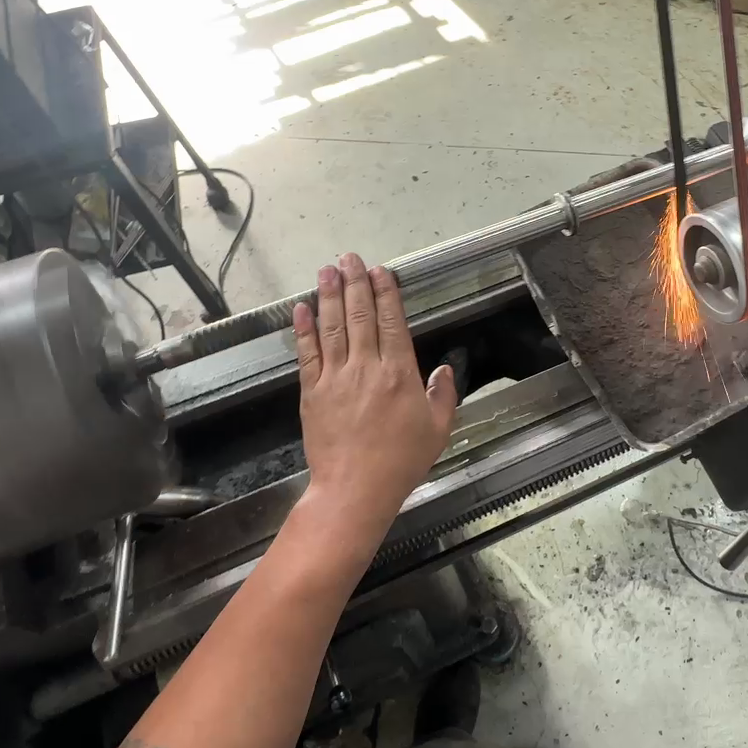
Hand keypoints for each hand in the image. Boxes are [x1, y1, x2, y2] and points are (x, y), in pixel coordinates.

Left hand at [293, 254, 457, 534]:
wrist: (355, 490)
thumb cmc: (401, 462)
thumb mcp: (438, 430)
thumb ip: (444, 396)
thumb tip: (446, 369)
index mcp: (399, 374)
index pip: (392, 322)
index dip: (386, 293)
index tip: (381, 271)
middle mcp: (366, 368)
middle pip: (360, 316)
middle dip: (355, 283)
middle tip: (350, 258)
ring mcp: (335, 378)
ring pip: (332, 328)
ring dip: (329, 296)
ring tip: (327, 269)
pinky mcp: (311, 392)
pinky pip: (307, 354)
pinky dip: (304, 329)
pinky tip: (302, 308)